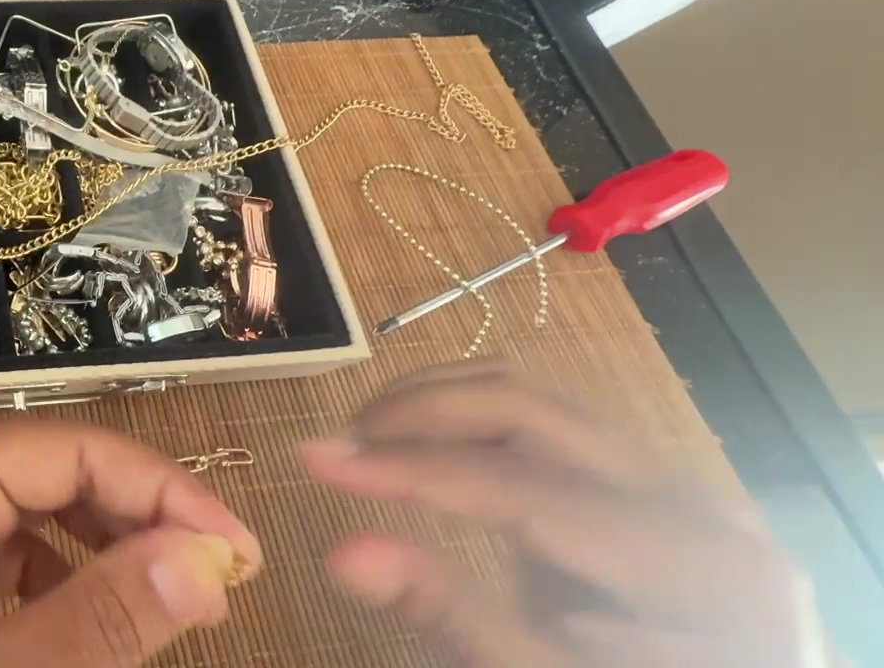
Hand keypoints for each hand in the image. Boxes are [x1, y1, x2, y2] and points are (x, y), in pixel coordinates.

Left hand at [0, 421, 262, 667]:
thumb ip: (107, 616)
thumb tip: (210, 562)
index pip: (73, 447)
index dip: (163, 491)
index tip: (240, 554)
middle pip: (54, 472)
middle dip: (135, 519)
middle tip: (215, 583)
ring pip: (34, 515)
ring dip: (102, 551)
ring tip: (163, 605)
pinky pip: (4, 558)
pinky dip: (57, 585)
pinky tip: (90, 628)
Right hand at [300, 361, 826, 666]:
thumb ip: (454, 618)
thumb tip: (342, 555)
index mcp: (696, 566)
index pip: (521, 487)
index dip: (409, 469)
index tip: (312, 458)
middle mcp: (691, 497)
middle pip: (525, 407)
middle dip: (416, 413)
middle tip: (339, 441)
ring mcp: (663, 473)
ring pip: (523, 390)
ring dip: (429, 400)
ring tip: (365, 435)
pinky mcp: (628, 468)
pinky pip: (532, 409)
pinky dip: (458, 410)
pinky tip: (414, 439)